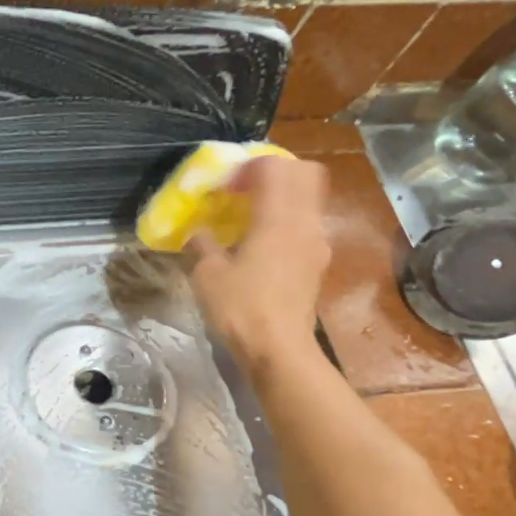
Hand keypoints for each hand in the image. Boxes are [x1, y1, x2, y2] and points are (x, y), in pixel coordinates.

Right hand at [186, 155, 331, 369]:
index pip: (273, 167)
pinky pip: (306, 225)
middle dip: (275, 172)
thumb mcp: (207, 275)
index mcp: (277, 217)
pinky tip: (263, 243)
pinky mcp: (317, 263)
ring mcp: (316, 242)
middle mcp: (304, 221)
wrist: (278, 348)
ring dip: (284, 197)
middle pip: (303, 173)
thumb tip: (199, 233)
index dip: (247, 167)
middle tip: (245, 188)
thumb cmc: (240, 308)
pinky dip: (288, 221)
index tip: (223, 185)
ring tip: (252, 215)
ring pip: (309, 198)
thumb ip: (202, 245)